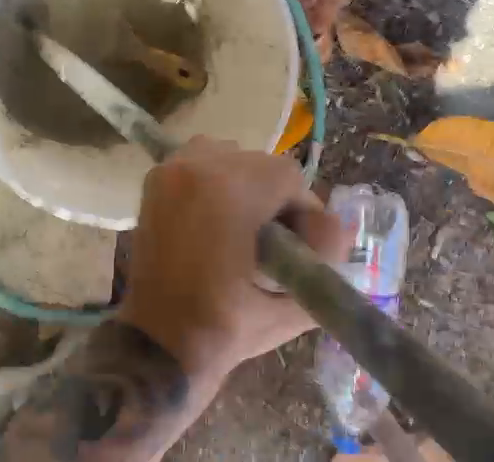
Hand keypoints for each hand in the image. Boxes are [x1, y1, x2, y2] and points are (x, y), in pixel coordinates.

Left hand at [117, 137, 345, 383]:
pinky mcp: (154, 179)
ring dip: (245, 184)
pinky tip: (218, 219)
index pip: (287, 175)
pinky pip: (198, 162)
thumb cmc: (225, 325)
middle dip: (275, 197)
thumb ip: (325, 258)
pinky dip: (214, 180)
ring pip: (227, 155)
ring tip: (246, 229)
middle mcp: (195, 167)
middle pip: (257, 162)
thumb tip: (339, 225)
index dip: (303, 211)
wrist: (158, 338)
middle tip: (277, 242)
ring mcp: (169, 169)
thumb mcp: (291, 304)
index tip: (301, 247)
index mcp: (227, 190)